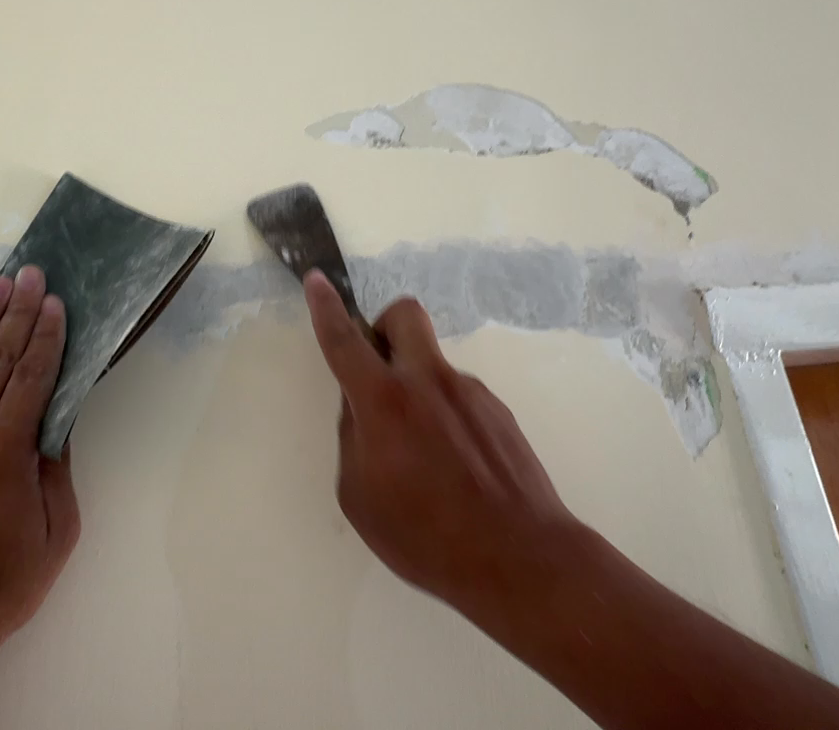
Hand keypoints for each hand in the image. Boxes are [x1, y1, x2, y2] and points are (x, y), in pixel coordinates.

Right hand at [302, 269, 583, 625]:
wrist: (521, 558)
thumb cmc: (425, 536)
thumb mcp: (359, 497)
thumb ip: (354, 440)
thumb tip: (361, 412)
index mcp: (384, 402)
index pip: (344, 341)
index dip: (325, 307)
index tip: (317, 280)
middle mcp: (428, 382)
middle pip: (403, 315)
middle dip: (382, 326)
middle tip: (377, 370)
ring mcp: (470, 393)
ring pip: (431, 365)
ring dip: (416, 388)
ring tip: (423, 457)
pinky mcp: (498, 411)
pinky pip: (458, 397)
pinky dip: (445, 417)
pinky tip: (455, 468)